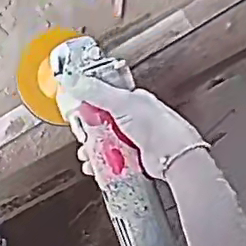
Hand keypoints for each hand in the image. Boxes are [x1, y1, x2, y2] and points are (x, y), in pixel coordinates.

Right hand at [58, 71, 208, 180]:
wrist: (174, 157)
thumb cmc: (156, 125)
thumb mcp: (121, 102)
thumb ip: (94, 91)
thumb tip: (70, 77)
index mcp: (132, 100)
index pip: (102, 99)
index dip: (87, 107)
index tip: (76, 115)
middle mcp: (132, 120)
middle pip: (101, 125)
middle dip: (87, 134)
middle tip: (82, 138)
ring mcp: (133, 140)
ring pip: (104, 145)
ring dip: (92, 152)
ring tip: (87, 157)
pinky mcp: (133, 160)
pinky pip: (111, 162)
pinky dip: (101, 166)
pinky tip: (96, 168)